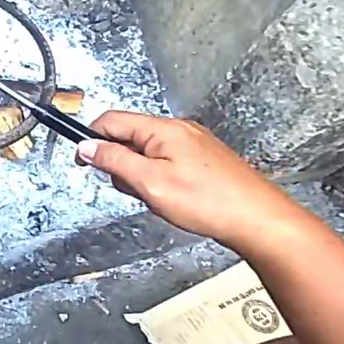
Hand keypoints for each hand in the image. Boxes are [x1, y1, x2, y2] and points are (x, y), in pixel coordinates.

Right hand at [76, 111, 321, 254]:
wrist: (261, 222)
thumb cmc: (210, 202)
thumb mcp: (150, 182)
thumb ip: (114, 160)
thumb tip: (86, 146)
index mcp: (163, 129)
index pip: (110, 121)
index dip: (90, 140)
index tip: (83, 161)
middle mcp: (178, 130)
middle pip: (127, 136)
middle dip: (119, 163)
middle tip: (133, 189)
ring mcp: (192, 144)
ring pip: (145, 152)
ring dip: (140, 175)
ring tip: (157, 197)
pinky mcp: (201, 159)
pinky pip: (164, 162)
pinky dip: (158, 179)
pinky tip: (172, 198)